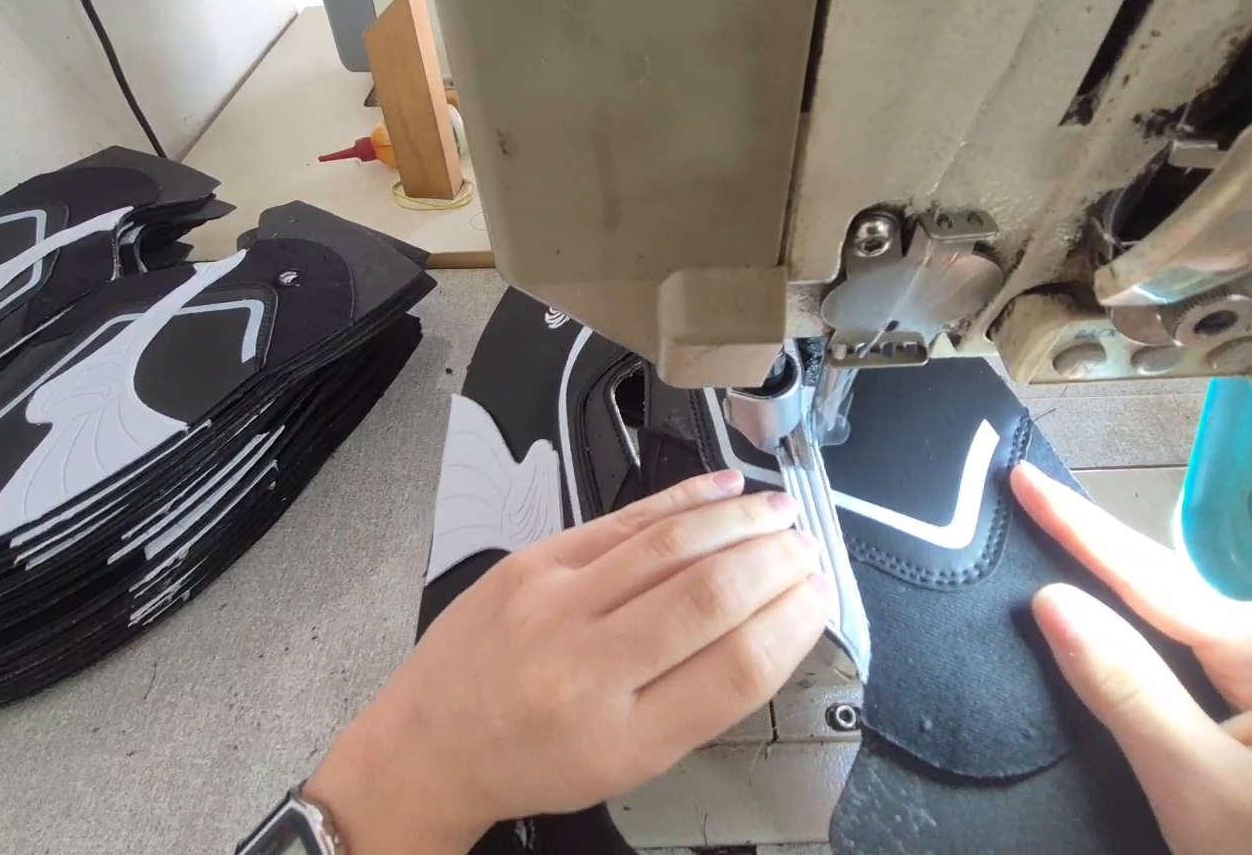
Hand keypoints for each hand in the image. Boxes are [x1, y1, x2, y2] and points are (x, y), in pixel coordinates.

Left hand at [305, 470, 833, 853]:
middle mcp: (588, 666)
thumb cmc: (533, 759)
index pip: (734, 669)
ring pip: (671, 544)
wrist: (432, 739)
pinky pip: (626, 518)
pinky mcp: (536, 558)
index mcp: (623, 737)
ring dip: (740, 521)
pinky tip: (724, 490)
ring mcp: (556, 600)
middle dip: (775, 562)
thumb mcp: (626, 761)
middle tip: (809, 547)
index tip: (819, 595)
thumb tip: (768, 621)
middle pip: (709, 596)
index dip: (792, 623)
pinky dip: (685, 498)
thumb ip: (698, 695)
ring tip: (781, 512)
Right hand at [1013, 462, 1251, 854]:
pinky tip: (1129, 628)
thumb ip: (1125, 687)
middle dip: (1103, 549)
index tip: (1023, 477)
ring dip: (1129, 593)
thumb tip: (1052, 598)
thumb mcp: (1203, 795)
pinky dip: (1159, 639)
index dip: (1079, 524)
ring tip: (1064, 550)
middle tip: (1033, 502)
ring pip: (1198, 626)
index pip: (1159, 576)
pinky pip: (1216, 659)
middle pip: (1182, 592)